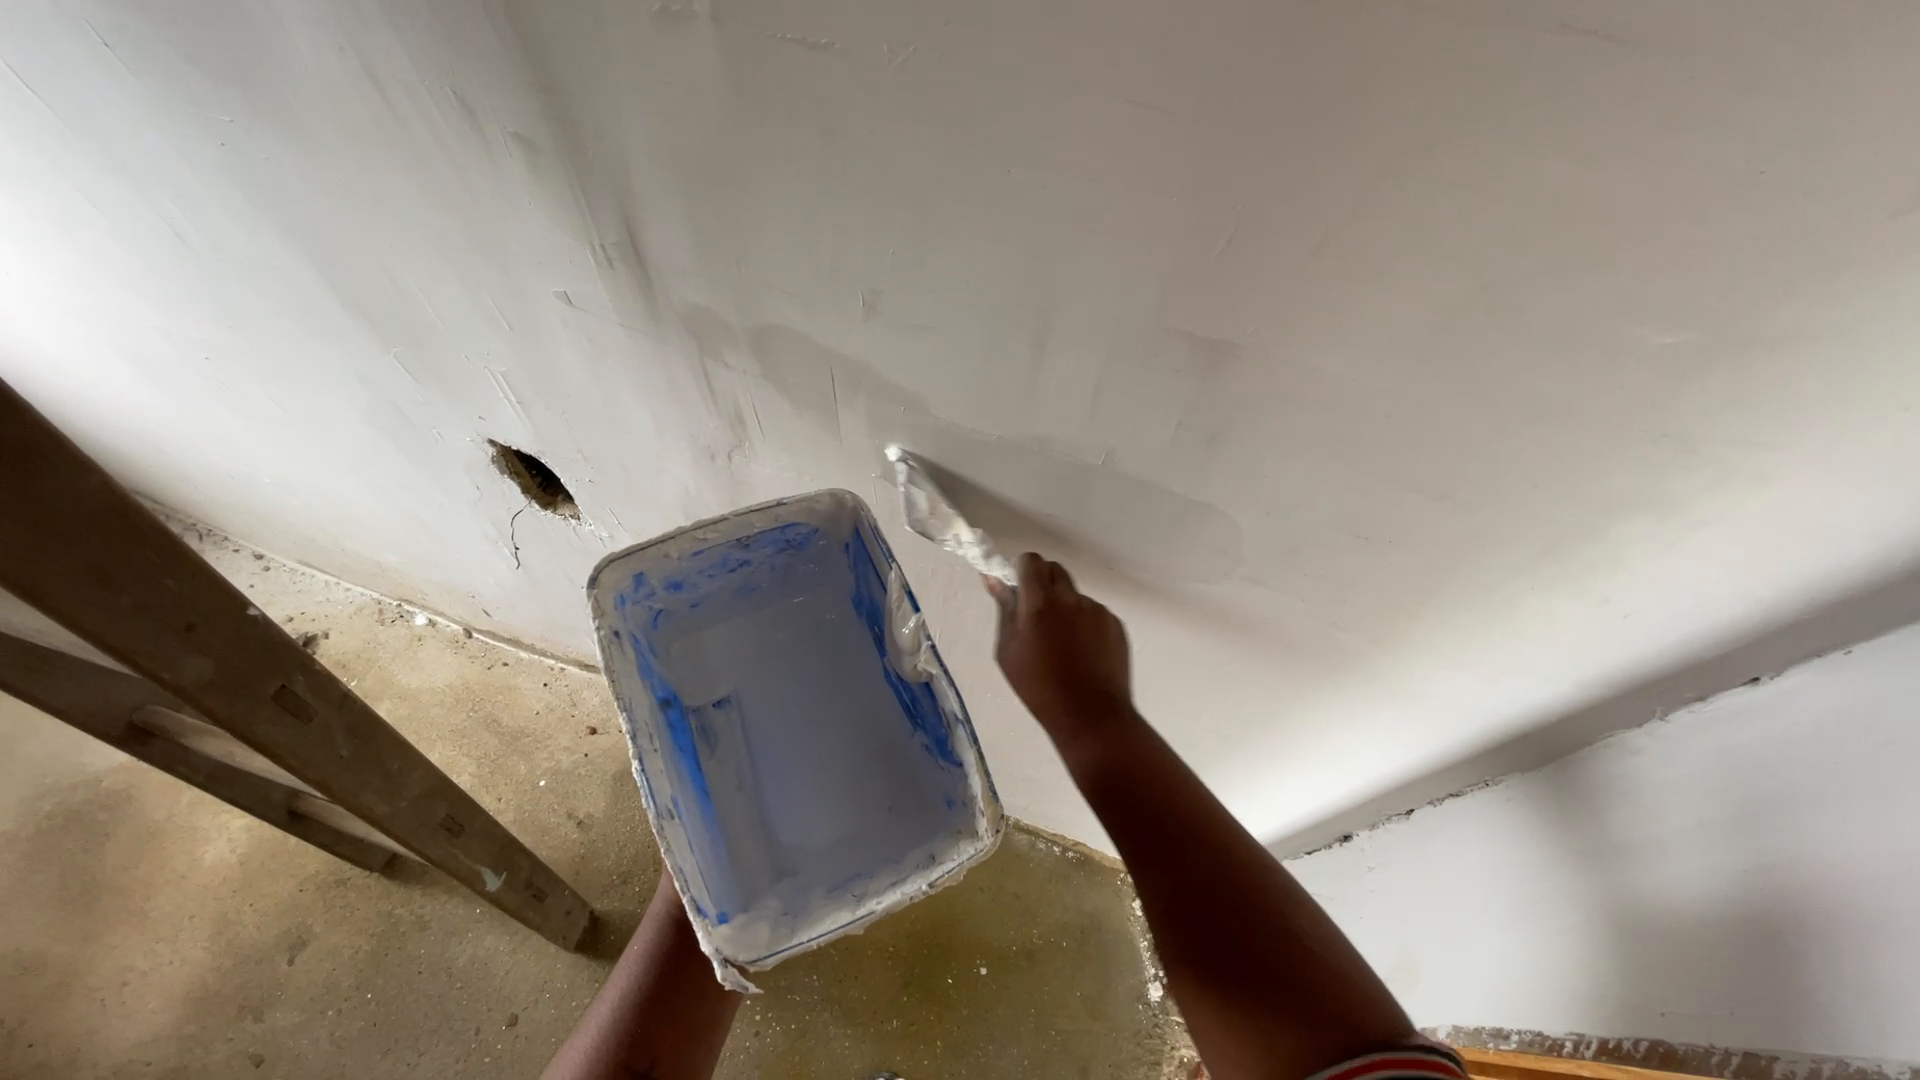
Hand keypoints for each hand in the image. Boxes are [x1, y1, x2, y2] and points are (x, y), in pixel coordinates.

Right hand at [985, 553, 1134, 744]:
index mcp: (1040, 604)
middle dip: (1043, 583)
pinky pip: (1094, 613)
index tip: (1020, 590)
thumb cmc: (1039, 688)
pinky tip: (1083, 654)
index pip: (1031, 561)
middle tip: (1037, 615)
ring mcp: (1097, 610)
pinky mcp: (1115, 624)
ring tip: (1063, 645)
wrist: (1091, 715)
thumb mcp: (1007, 651)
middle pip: (1055, 570)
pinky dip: (1085, 625)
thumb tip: (995, 580)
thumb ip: (1004, 610)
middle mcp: (1071, 599)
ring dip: (1065, 607)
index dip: (1023, 570)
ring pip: (1075, 595)